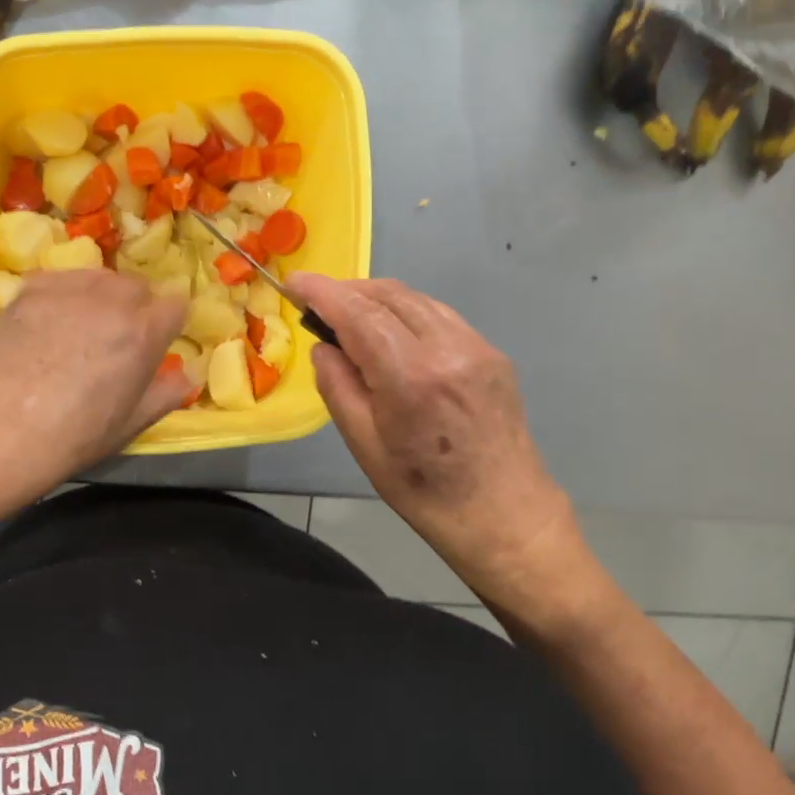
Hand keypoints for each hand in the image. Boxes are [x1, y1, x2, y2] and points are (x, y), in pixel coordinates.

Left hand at [0, 269, 189, 496]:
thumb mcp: (130, 425)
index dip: (167, 326)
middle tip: (114, 343)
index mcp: (143, 333)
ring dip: (99, 297)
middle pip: (136, 287)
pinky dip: (63, 294)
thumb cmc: (72, 436)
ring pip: (98, 278)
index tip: (154, 344)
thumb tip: (184, 375)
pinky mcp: (29, 289)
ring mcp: (67, 289)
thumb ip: (165, 394)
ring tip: (81, 330)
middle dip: (134, 310)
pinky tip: (49, 323)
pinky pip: (60, 279)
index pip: (175, 305)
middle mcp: (110, 299)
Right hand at [289, 274, 578, 599]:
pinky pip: (440, 316)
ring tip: (348, 316)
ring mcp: (477, 347)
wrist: (501, 512)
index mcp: (410, 376)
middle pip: (389, 295)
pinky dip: (406, 312)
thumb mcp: (363, 444)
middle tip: (314, 303)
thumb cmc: (422, 490)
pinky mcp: (491, 354)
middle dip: (347, 291)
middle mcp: (447, 348)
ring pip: (417, 300)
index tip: (293, 283)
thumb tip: (326, 347)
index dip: (323, 292)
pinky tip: (390, 333)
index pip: (359, 313)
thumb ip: (339, 386)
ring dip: (376, 298)